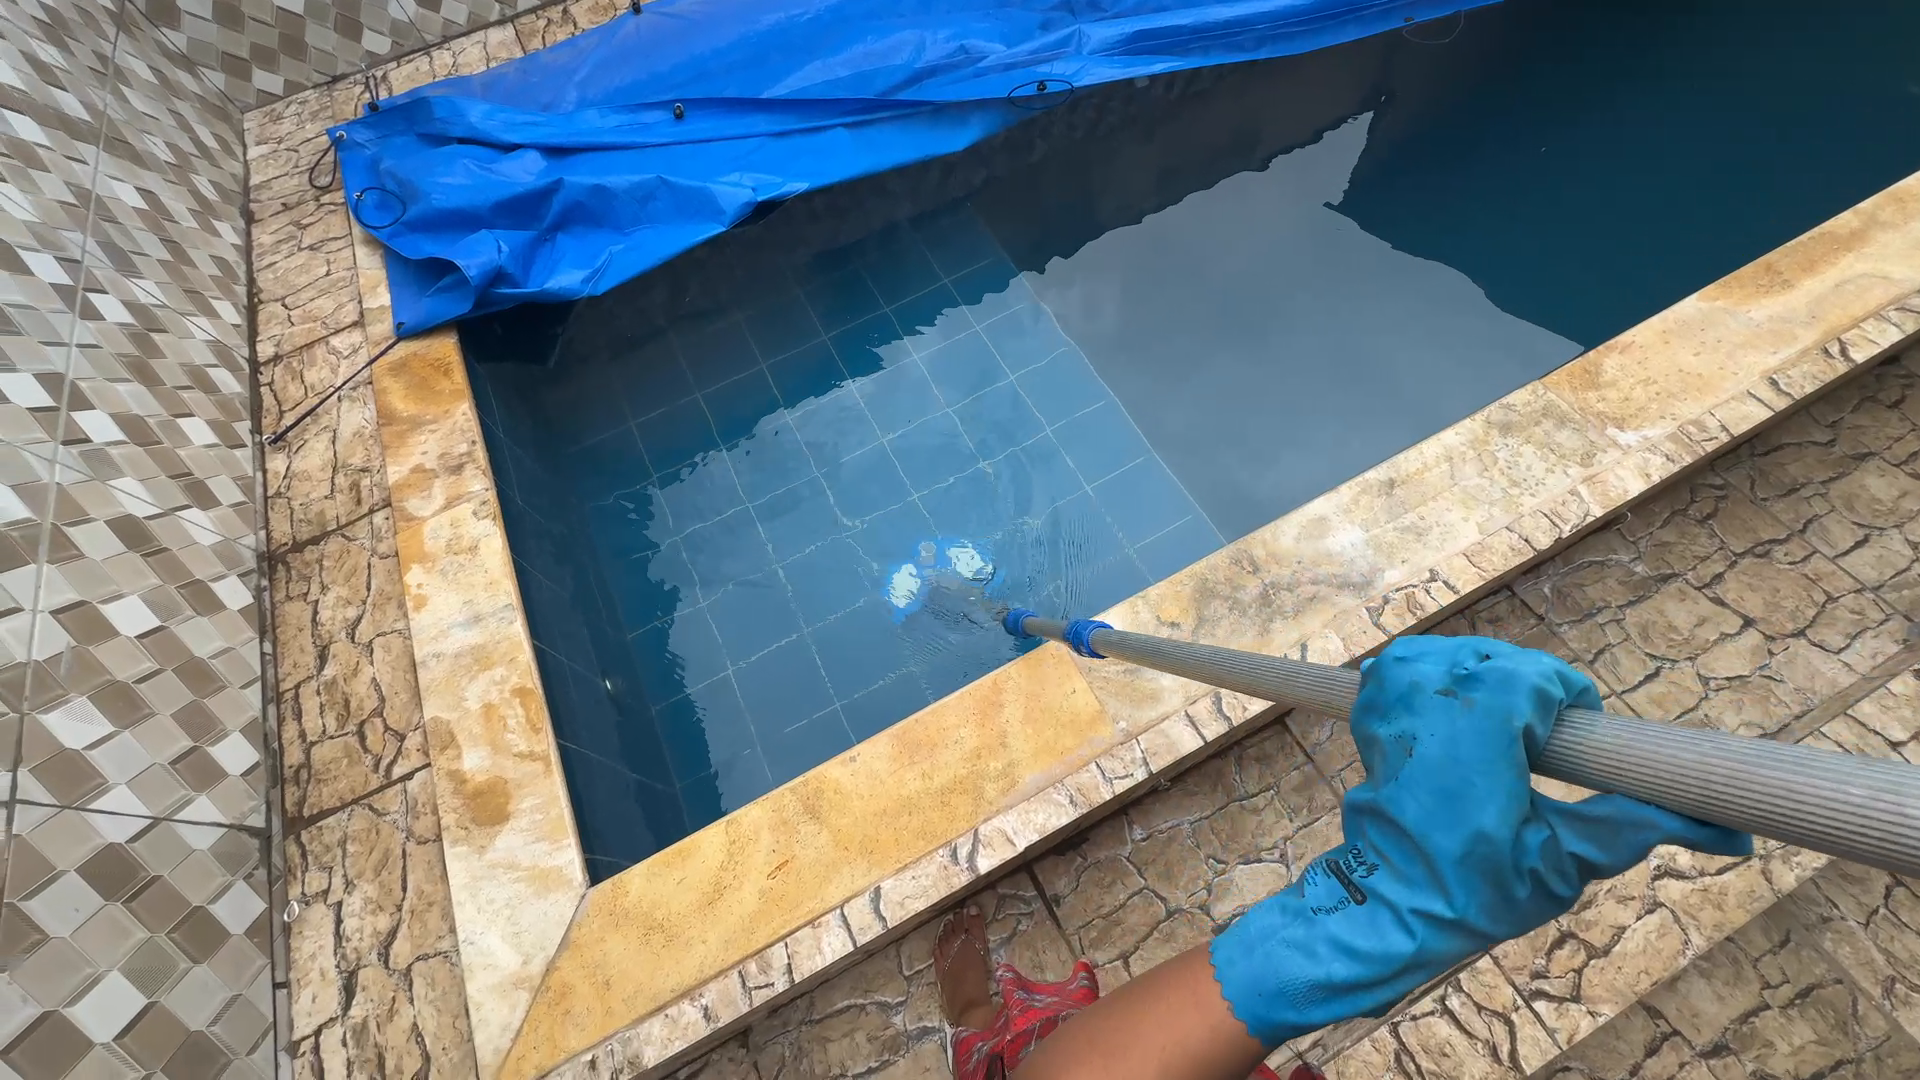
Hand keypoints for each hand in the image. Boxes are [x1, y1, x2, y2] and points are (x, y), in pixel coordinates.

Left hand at [1209, 635, 1751, 1044]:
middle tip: (1541, 732)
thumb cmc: (1478, 882)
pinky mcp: (1367, 710)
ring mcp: (1387, 698)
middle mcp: (1428, 695)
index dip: (1565, 696)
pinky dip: (1427, 675)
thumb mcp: (1568, 857)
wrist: (1392, 895)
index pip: (1535, 673)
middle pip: (1491, 657)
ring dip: (1476, 673)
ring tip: (1497, 717)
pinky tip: (1446, 706)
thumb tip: (1732, 834)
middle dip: (1524, 683)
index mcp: (1479, 720)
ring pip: (1444, 654)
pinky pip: (1400, 666)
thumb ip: (1639, 826)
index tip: (1575, 731)